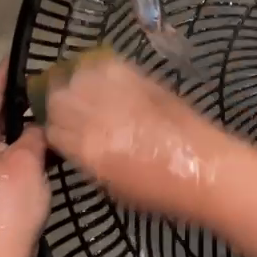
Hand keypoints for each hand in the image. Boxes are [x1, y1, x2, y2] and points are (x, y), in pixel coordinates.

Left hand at [0, 60, 48, 256]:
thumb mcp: (29, 160)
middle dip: (20, 98)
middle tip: (49, 79)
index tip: (24, 53)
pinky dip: (24, 146)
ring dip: (25, 125)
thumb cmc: (9, 206)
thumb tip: (41, 125)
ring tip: (54, 105)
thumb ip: (36, 133)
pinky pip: (6, 155)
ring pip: (2, 137)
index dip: (7, 74)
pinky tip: (48, 141)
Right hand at [41, 53, 229, 219]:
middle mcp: (96, 117)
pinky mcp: (140, 77)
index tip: (61, 130)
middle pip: (59, 98)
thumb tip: (77, 142)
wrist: (205, 169)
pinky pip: (107, 64)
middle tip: (72, 109)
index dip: (54, 130)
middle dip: (61, 103)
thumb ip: (89, 159)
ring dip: (78, 82)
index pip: (52, 130)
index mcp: (88, 150)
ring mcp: (118, 93)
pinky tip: (107, 80)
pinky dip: (102, 69)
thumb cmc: (162, 192)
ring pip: (78, 75)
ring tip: (88, 91)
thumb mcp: (112, 185)